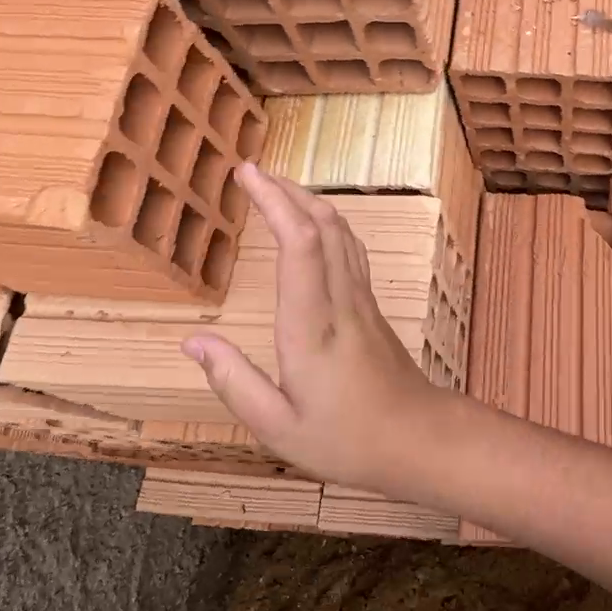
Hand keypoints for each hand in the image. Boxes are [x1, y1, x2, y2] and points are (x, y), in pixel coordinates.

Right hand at [181, 163, 449, 488]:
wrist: (418, 438)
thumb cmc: (346, 439)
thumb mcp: (278, 426)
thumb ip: (234, 381)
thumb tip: (192, 342)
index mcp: (312, 326)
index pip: (300, 245)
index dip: (275, 201)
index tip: (246, 175)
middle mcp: (340, 300)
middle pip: (322, 224)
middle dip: (286, 189)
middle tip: (250, 171)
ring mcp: (362, 298)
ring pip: (341, 231)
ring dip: (308, 200)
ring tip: (274, 188)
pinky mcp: (371, 303)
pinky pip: (350, 247)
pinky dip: (326, 222)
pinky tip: (312, 224)